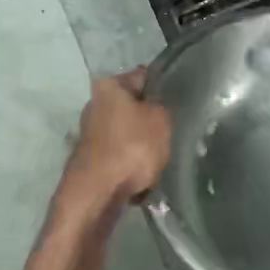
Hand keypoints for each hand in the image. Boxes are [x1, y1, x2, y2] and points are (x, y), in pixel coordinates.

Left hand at [62, 68, 170, 206]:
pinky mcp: (92, 159)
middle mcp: (95, 104)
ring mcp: (91, 133)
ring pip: (129, 134)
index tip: (178, 98)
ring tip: (159, 158)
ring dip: (143, 146)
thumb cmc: (131, 146)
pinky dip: (132, 164)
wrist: (97, 193)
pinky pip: (121, 156)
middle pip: (134, 107)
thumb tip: (157, 105)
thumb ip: (163, 106)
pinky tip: (144, 176)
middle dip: (151, 120)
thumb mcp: (160, 119)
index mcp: (109, 86)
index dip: (162, 84)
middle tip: (170, 132)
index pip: (142, 76)